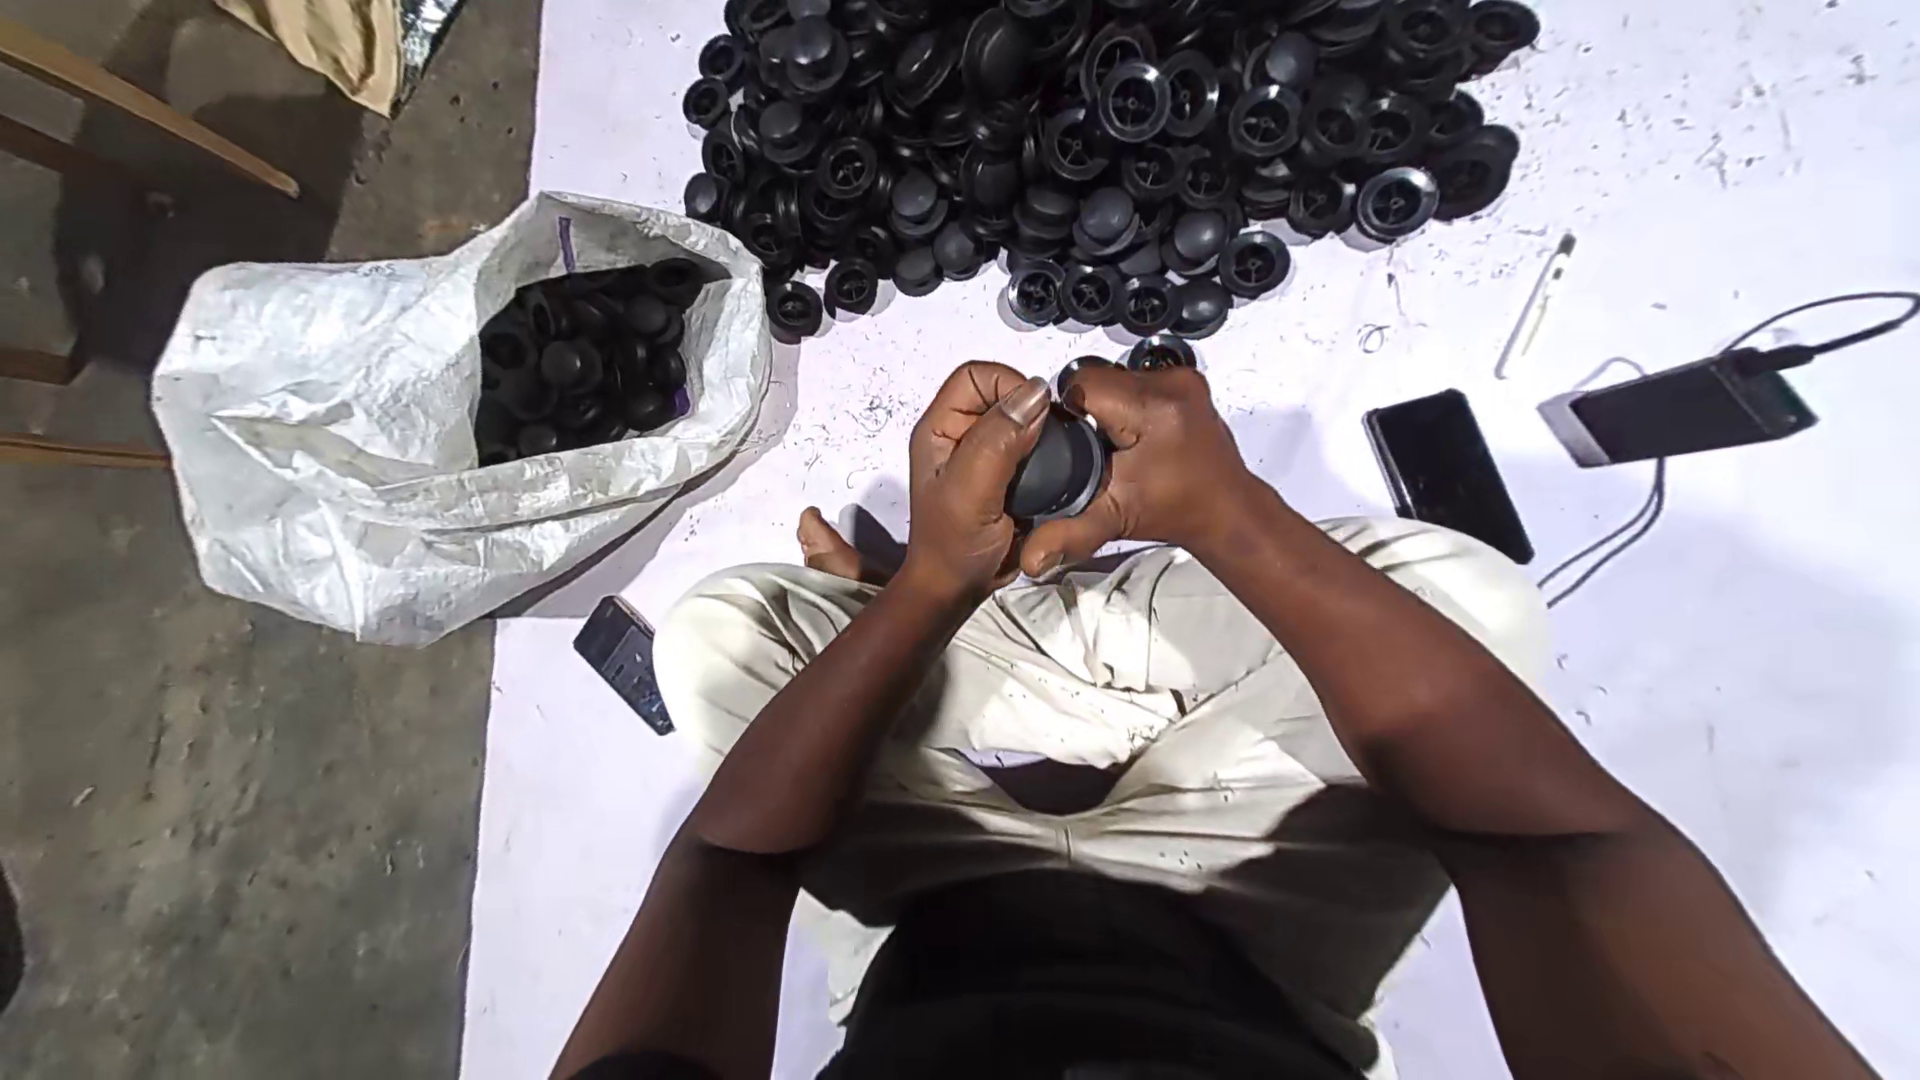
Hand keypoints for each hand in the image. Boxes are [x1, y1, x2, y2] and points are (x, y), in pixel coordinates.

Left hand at [898, 362, 1052, 603]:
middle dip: (1029, 410)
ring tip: (1050, 459)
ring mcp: (984, 453)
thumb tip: (1036, 393)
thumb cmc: (953, 545)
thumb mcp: (969, 491)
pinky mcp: (1006, 473)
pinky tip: (1052, 469)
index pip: (976, 376)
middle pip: (1002, 393)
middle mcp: (960, 434)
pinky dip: (1047, 452)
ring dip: (1041, 433)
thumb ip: (997, 441)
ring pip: (1021, 419)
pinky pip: (1033, 446)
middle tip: (1045, 444)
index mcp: (940, 428)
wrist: (959, 588)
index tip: (1035, 418)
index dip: (1008, 385)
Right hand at [1021, 363, 1262, 575]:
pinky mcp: (1186, 382)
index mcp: (1154, 410)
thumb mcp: (1113, 520)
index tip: (1078, 440)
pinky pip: (1137, 379)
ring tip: (1115, 440)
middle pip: (1097, 375)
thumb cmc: (1179, 509)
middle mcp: (1172, 385)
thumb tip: (1031, 558)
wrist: (1224, 510)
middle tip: (1099, 447)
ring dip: (1107, 403)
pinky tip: (1132, 431)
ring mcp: (1182, 380)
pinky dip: (1127, 402)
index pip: (1083, 383)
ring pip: (1116, 374)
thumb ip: (1067, 534)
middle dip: (1087, 409)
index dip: (1069, 412)